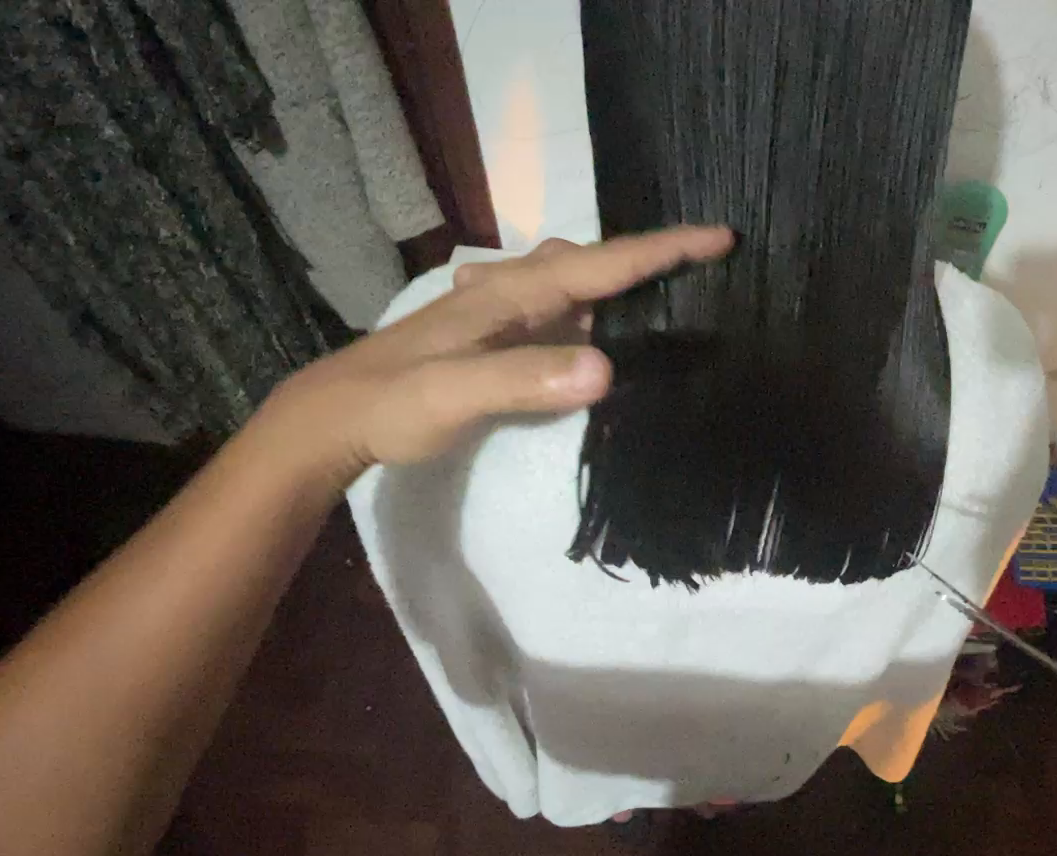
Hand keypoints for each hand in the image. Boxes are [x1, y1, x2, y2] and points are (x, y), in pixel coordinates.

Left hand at [256, 227, 734, 486]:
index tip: (720, 237)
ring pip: (573, 282)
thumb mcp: (452, 394)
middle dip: (647, 257)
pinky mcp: (495, 338)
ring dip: (620, 281)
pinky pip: (559, 311)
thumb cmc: (392, 404)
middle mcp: (509, 292)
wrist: (335, 417)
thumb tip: (607, 368)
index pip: (598, 264)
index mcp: (508, 295)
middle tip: (702, 268)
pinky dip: (592, 311)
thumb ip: (523, 380)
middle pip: (589, 261)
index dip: (661, 250)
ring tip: (667, 296)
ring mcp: (500, 314)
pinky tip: (603, 333)